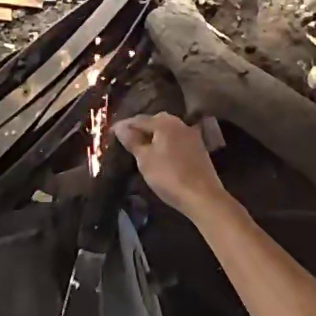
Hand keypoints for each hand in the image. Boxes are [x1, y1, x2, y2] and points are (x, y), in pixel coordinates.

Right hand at [113, 113, 230, 222]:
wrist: (202, 195)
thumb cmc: (169, 176)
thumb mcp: (145, 159)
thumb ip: (132, 141)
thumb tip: (120, 127)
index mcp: (164, 123)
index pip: (139, 119)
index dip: (125, 125)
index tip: (112, 132)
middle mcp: (179, 123)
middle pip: (156, 121)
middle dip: (141, 128)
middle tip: (128, 138)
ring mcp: (191, 135)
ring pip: (168, 130)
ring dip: (155, 135)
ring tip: (143, 147)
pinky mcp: (198, 148)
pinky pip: (177, 139)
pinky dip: (167, 143)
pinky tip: (162, 153)